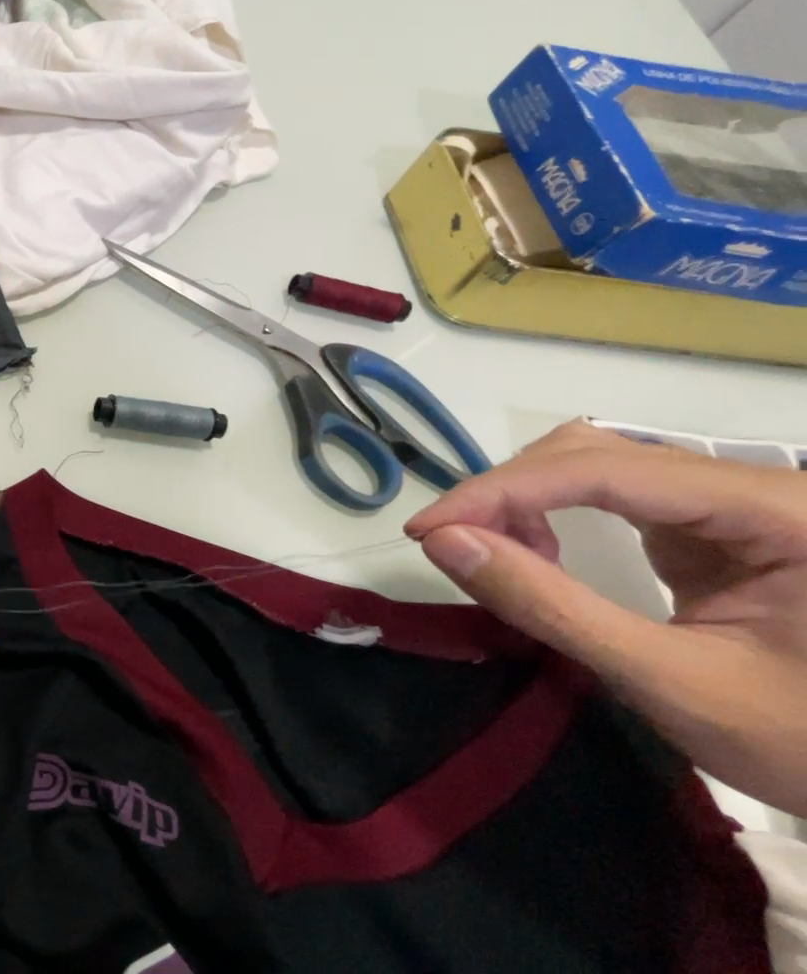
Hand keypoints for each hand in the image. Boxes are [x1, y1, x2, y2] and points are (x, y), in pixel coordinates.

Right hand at [406, 421, 806, 816]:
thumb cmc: (801, 741)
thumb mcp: (668, 680)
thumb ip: (551, 607)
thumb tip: (442, 542)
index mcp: (782, 513)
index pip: (607, 469)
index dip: (502, 491)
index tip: (425, 531)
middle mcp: (763, 488)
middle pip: (600, 453)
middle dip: (510, 492)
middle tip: (448, 544)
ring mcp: (740, 504)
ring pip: (600, 464)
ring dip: (526, 499)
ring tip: (489, 550)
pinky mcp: (719, 526)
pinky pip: (615, 494)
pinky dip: (554, 513)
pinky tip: (534, 549)